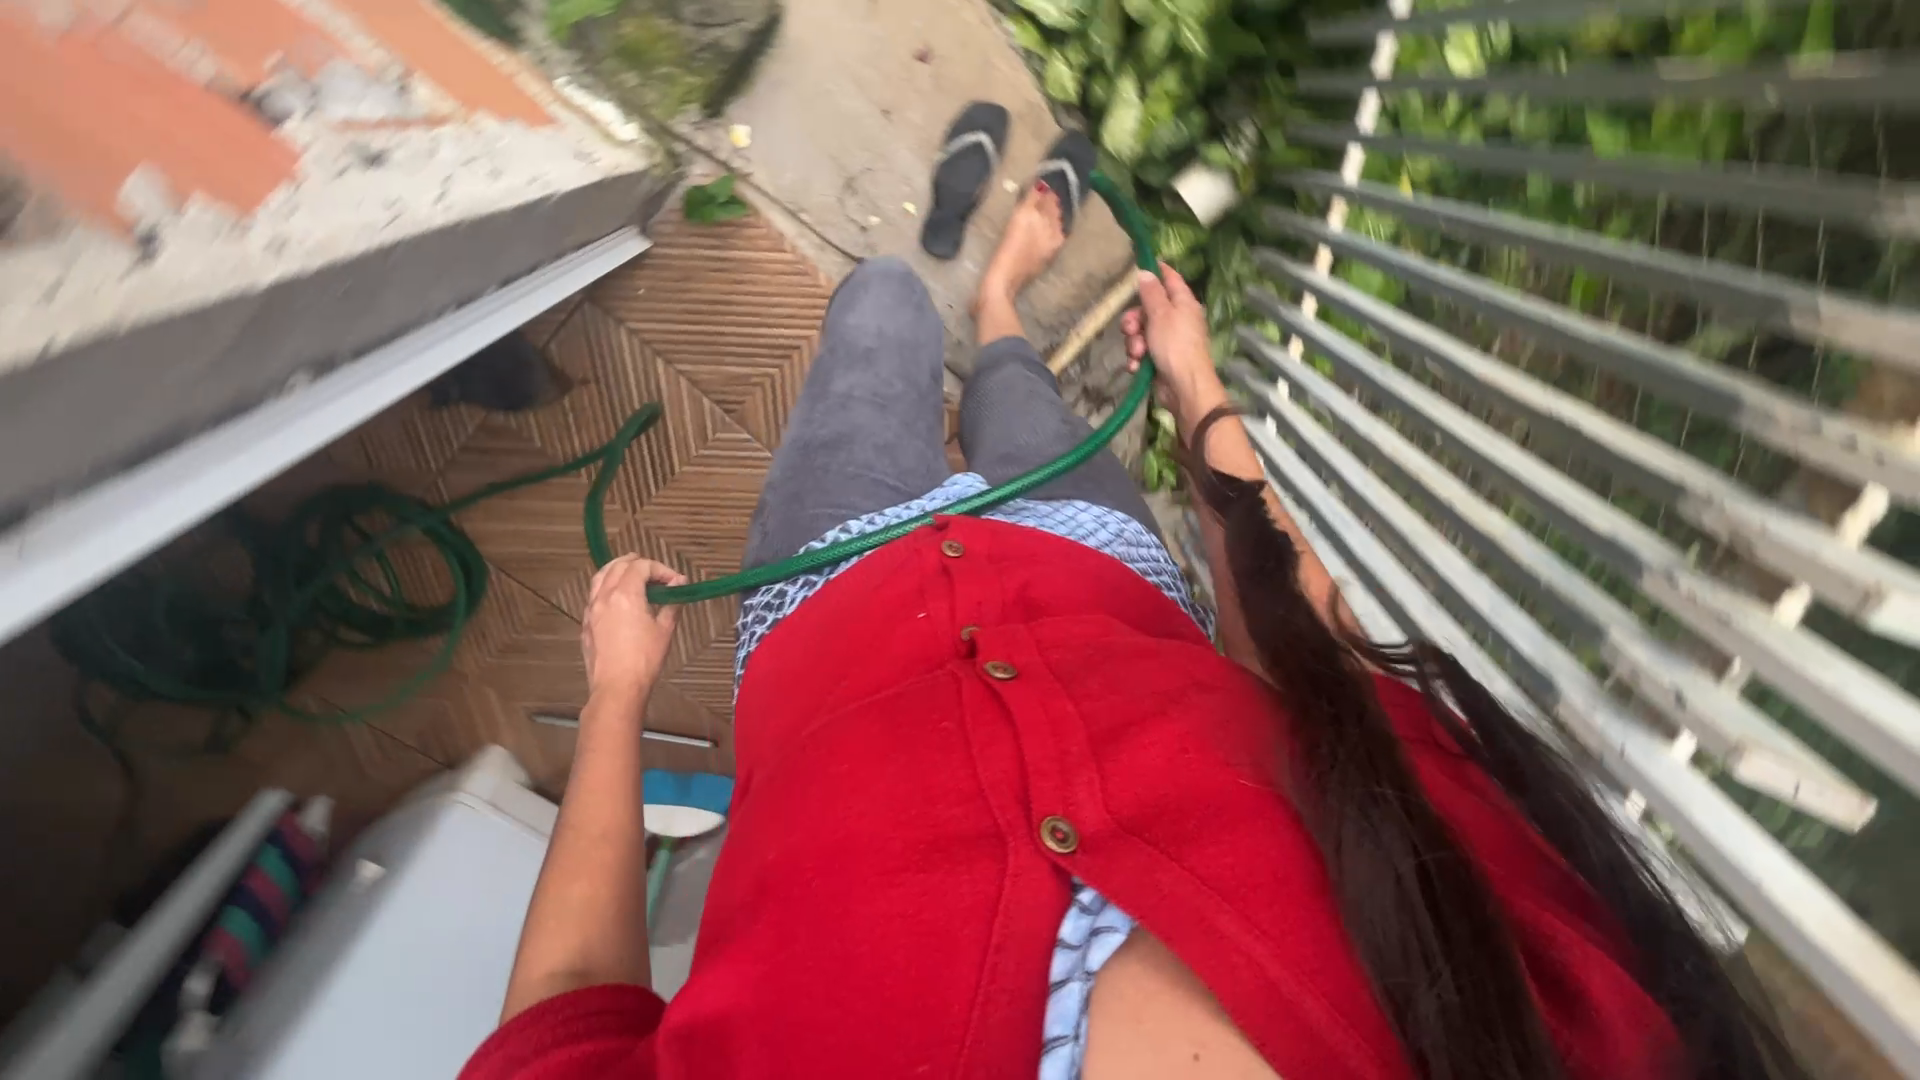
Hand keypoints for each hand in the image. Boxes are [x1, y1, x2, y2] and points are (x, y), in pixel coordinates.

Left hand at [580, 555, 686, 701]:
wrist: (617, 686)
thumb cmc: (645, 659)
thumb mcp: (665, 630)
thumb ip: (672, 603)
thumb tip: (679, 584)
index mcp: (625, 595)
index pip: (641, 567)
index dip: (661, 569)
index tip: (675, 581)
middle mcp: (604, 597)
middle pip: (618, 566)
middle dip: (638, 563)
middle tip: (655, 571)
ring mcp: (591, 610)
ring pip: (600, 577)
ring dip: (617, 570)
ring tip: (631, 573)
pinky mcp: (586, 623)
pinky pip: (594, 595)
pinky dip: (607, 587)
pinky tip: (618, 598)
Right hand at [1123, 262, 1222, 413]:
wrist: (1183, 386)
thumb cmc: (1175, 345)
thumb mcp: (1161, 314)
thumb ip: (1151, 293)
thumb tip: (1145, 272)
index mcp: (1183, 303)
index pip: (1170, 278)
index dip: (1156, 271)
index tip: (1139, 266)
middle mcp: (1176, 319)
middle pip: (1147, 309)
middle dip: (1134, 320)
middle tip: (1130, 329)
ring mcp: (1167, 340)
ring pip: (1140, 332)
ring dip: (1133, 343)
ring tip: (1137, 353)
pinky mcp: (1159, 359)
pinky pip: (1141, 352)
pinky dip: (1136, 358)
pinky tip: (1136, 366)